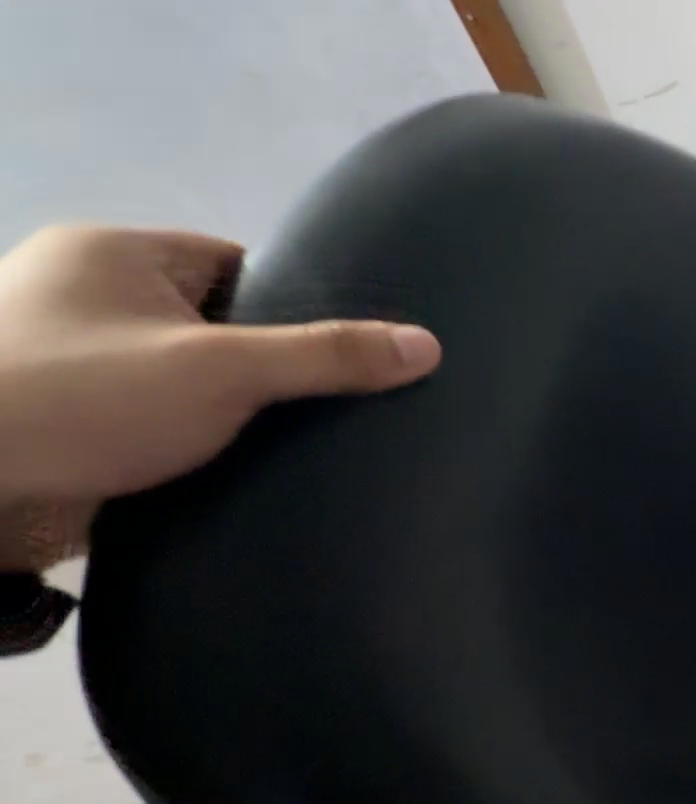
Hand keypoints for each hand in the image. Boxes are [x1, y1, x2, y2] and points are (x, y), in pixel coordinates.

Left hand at [0, 225, 439, 571]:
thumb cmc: (80, 397)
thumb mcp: (225, 369)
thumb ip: (329, 355)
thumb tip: (428, 345)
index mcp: (114, 254)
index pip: (239, 266)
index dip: (301, 306)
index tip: (351, 352)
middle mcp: (89, 298)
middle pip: (225, 326)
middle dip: (281, 366)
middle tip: (345, 402)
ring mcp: (79, 363)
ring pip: (200, 380)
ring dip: (248, 411)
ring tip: (317, 441)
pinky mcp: (80, 424)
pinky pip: (172, 421)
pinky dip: (213, 442)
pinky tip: (259, 468)